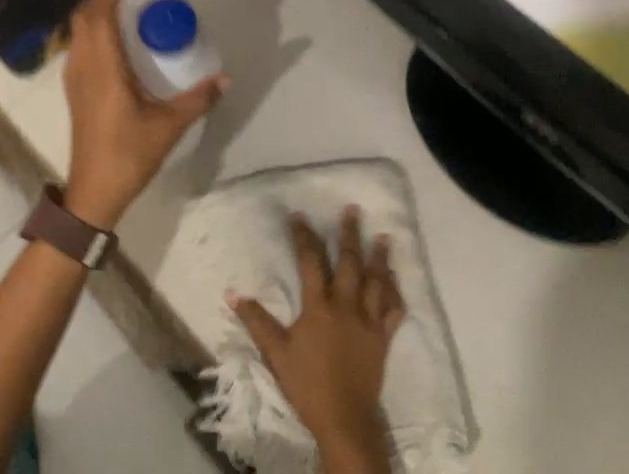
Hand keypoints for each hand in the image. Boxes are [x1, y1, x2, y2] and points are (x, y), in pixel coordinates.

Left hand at [62, 0, 227, 228]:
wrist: (94, 191)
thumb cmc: (129, 155)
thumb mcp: (169, 126)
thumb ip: (198, 99)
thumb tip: (225, 78)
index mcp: (104, 69)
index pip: (101, 17)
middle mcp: (84, 67)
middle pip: (84, 19)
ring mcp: (74, 80)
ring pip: (78, 34)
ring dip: (94, 14)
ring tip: (120, 7)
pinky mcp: (73, 92)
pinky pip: (77, 49)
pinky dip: (90, 33)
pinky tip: (110, 41)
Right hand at [230, 208, 404, 469]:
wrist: (344, 419)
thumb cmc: (307, 384)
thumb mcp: (275, 352)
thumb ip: (256, 321)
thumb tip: (233, 294)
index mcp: (319, 307)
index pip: (311, 263)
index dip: (304, 237)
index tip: (299, 216)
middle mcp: (346, 307)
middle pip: (349, 264)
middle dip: (350, 235)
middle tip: (353, 210)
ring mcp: (368, 323)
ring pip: (376, 282)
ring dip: (379, 257)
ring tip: (382, 236)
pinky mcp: (382, 339)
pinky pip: (393, 310)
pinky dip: (395, 291)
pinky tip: (394, 278)